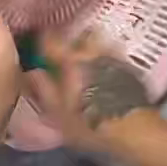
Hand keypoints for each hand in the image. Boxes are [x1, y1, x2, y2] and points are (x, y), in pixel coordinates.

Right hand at [25, 32, 155, 155]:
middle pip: (79, 35)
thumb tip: (31, 73)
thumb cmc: (91, 124)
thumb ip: (43, 90)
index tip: (38, 42)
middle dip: (70, 39)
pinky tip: (104, 70)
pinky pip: (114, 53)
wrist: (135, 130)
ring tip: (85, 59)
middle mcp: (93, 53)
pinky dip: (106, 57)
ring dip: (90, 45)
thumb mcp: (59, 114)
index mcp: (71, 62)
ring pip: (99, 41)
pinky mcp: (130, 67)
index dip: (42, 39)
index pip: (51, 40)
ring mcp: (114, 57)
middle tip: (63, 51)